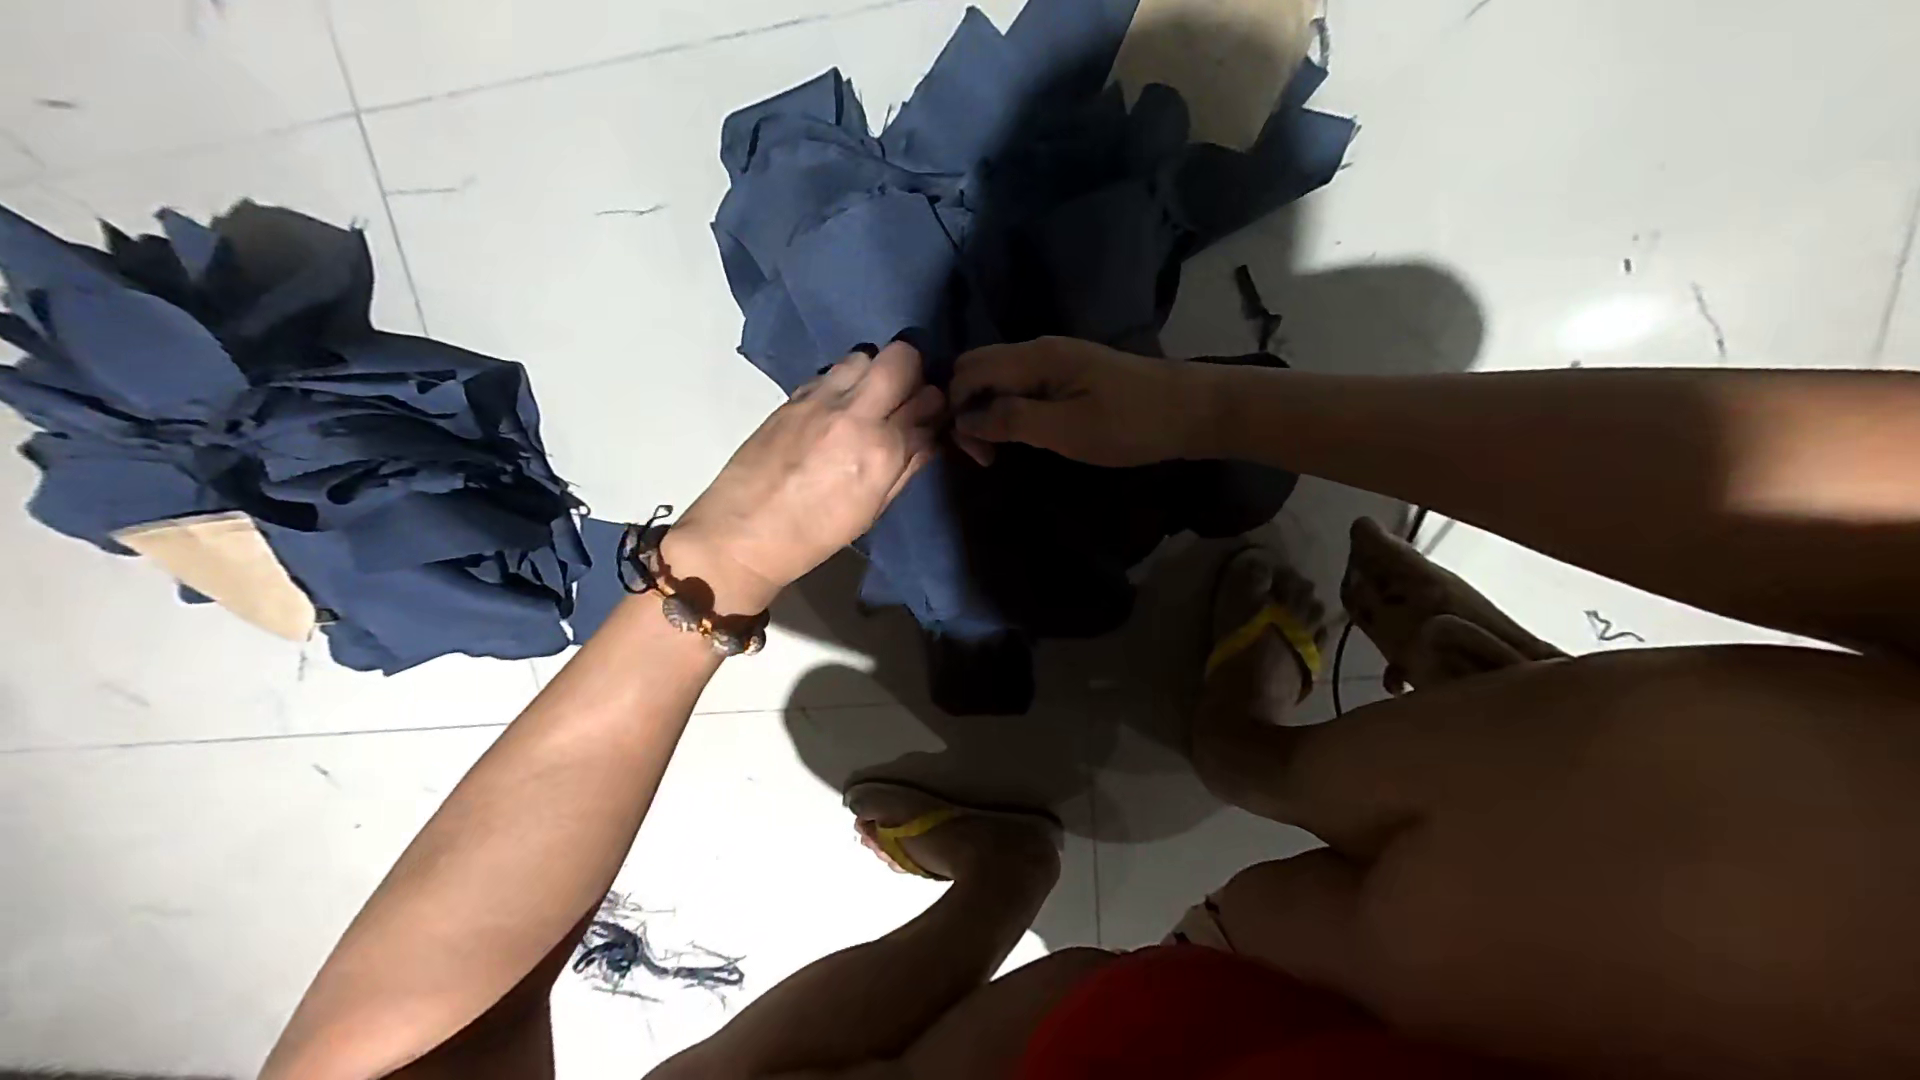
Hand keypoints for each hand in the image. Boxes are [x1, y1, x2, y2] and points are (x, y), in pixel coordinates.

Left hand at [666, 342, 941, 609]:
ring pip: (865, 356)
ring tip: (870, 401)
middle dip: (913, 372)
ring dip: (876, 372)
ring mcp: (820, 399)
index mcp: (881, 450)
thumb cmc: (816, 535)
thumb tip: (930, 436)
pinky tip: (838, 409)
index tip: (932, 417)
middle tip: (906, 397)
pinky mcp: (793, 397)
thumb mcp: (873, 509)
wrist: (743, 534)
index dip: (937, 406)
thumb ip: (907, 466)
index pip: (929, 402)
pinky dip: (846, 382)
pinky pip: (832, 371)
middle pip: (902, 358)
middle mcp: (854, 413)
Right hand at [950, 337, 1209, 466]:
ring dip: (988, 410)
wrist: (1194, 410)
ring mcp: (1056, 359)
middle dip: (967, 407)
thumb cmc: (1131, 423)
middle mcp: (1039, 349)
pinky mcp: (1070, 373)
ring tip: (999, 449)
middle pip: (979, 368)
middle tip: (983, 453)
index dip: (954, 406)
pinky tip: (1021, 433)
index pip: (968, 369)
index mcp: (1035, 358)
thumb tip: (965, 419)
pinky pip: (1022, 385)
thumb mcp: (1066, 430)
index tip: (969, 450)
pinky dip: (1009, 407)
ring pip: (1000, 377)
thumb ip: (1011, 420)